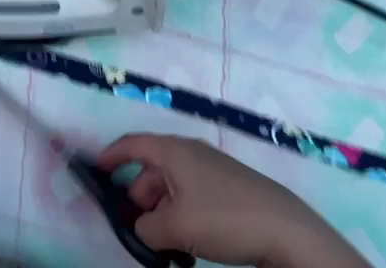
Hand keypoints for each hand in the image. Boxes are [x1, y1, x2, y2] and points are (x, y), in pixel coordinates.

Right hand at [96, 135, 367, 267]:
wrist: (288, 232)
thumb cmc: (224, 218)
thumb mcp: (175, 228)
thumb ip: (146, 228)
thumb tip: (142, 229)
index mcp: (173, 150)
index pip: (132, 143)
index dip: (111, 156)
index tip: (96, 172)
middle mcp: (191, 152)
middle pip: (152, 167)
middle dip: (139, 195)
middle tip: (136, 226)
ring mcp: (214, 170)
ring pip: (174, 184)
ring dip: (162, 209)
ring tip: (163, 242)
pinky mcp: (232, 189)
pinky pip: (194, 195)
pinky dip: (182, 213)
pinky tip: (188, 242)